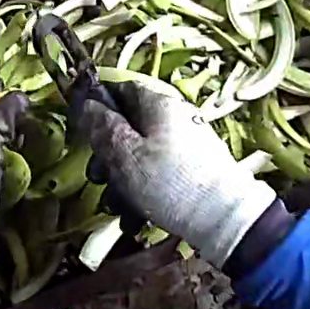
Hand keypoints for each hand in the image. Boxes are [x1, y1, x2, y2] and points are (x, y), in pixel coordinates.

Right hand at [76, 81, 277, 266]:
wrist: (224, 218)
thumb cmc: (168, 181)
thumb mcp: (124, 153)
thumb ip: (102, 127)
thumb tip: (87, 104)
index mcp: (158, 104)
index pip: (121, 90)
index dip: (98, 107)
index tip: (84, 132)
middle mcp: (174, 118)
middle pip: (129, 126)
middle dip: (107, 155)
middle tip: (97, 178)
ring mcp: (186, 145)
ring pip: (141, 154)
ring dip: (122, 180)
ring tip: (117, 207)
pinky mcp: (194, 171)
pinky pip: (159, 173)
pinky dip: (143, 191)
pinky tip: (135, 216)